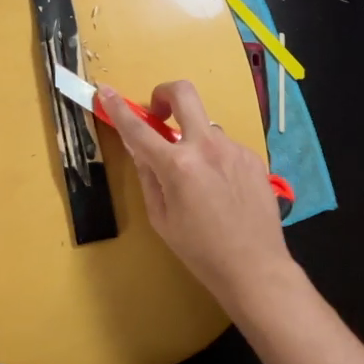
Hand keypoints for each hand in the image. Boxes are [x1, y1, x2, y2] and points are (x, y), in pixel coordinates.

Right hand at [98, 80, 290, 302]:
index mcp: (177, 165)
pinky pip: (225, 146)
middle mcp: (206, 147)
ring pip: (205, 126)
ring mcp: (233, 148)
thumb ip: (148, 176)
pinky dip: (215, 158)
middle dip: (164, 93)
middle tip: (160, 114)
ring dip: (194, 140)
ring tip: (201, 178)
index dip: (118, 107)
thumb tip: (139, 147)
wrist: (256, 270)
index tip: (107, 92)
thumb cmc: (201, 251)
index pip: (138, 128)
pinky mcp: (252, 157)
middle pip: (183, 93)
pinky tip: (222, 189)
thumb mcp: (161, 219)